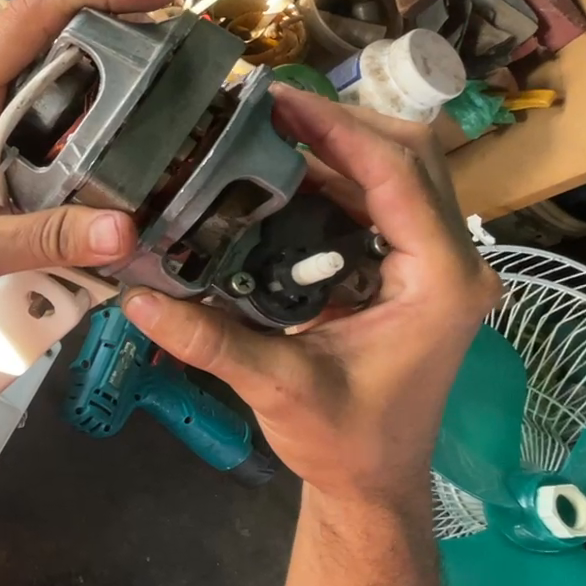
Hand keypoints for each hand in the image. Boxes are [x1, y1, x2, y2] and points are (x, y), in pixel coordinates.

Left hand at [0, 0, 180, 320]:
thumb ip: (40, 240)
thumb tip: (123, 231)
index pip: (32, 18)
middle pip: (43, 29)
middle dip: (110, 18)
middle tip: (174, 40)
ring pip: (40, 64)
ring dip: (96, 58)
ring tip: (158, 76)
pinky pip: (32, 103)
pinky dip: (75, 100)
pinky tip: (109, 128)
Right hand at [121, 89, 499, 502]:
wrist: (372, 483)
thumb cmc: (344, 441)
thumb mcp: (275, 388)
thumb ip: (210, 341)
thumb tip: (136, 300)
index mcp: (438, 282)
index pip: (398, 177)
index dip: (338, 132)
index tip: (277, 103)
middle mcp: (449, 262)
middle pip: (410, 159)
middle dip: (340, 127)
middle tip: (265, 113)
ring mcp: (431, 266)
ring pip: (396, 177)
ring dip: (334, 151)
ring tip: (262, 137)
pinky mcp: (406, 275)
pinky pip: (376, 207)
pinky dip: (330, 185)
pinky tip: (276, 186)